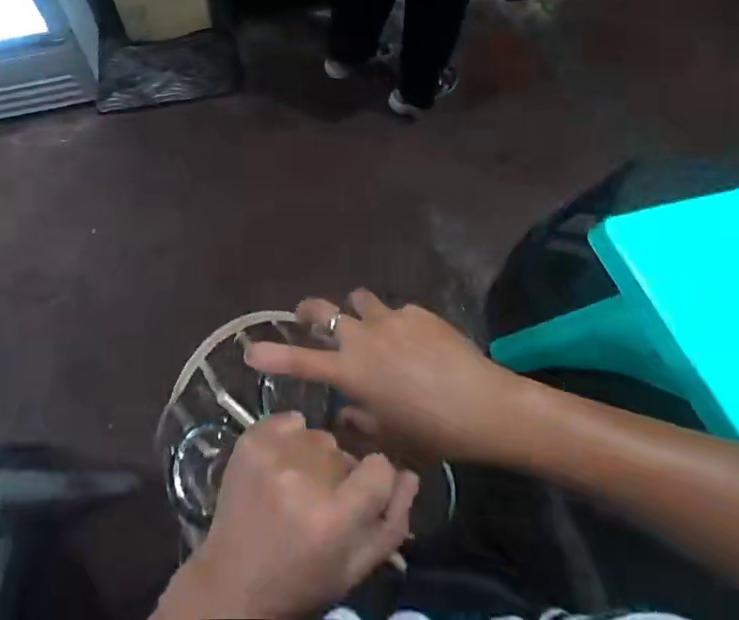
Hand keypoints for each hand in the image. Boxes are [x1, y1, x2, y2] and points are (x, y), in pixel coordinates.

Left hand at [155, 413, 416, 619]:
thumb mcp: (355, 567)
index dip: (377, 479)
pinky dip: (291, 436)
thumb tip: (409, 474)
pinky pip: (287, 420)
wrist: (235, 577)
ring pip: (317, 435)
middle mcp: (302, 478)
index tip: (364, 492)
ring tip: (301, 483)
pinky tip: (285, 462)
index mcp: (333, 516)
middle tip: (325, 499)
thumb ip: (390, 523)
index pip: (379, 468)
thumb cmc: (302, 579)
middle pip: (344, 452)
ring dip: (316, 455)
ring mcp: (271, 455)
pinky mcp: (248, 440)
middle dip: (343, 472)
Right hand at [245, 290, 536, 466]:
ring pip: (359, 300)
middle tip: (310, 317)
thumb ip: (361, 422)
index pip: (300, 362)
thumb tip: (347, 412)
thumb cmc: (435, 432)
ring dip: (358, 312)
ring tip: (373, 328)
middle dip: (309, 311)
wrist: (488, 407)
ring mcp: (389, 320)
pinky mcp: (417, 313)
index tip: (250, 349)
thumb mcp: (393, 438)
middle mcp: (362, 339)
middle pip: (322, 309)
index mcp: (351, 373)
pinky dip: (398, 323)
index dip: (272, 356)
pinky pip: (397, 311)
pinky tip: (418, 342)